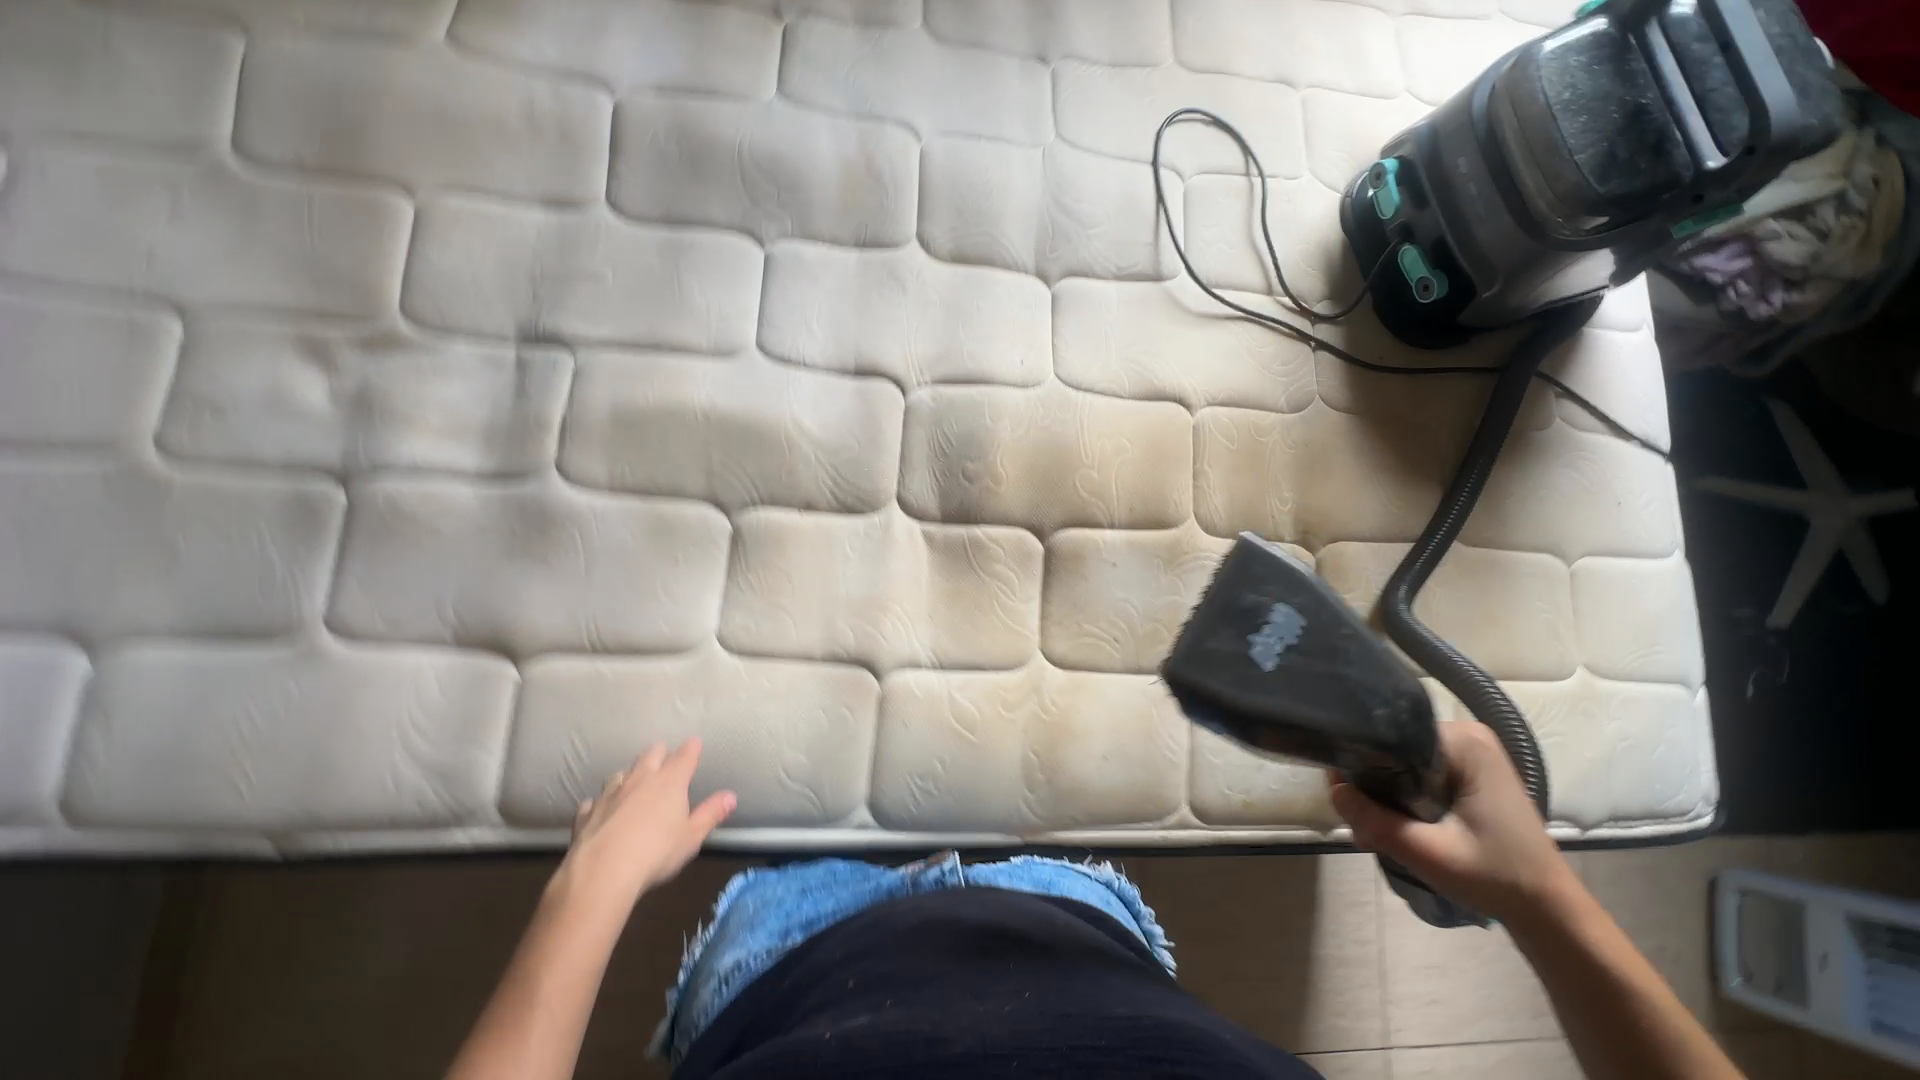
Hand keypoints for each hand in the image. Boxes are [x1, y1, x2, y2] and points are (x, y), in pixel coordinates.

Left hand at [553, 740, 735, 913]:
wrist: (603, 872)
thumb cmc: (657, 853)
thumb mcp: (692, 836)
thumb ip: (711, 814)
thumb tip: (730, 796)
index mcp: (670, 783)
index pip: (684, 757)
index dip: (691, 749)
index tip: (695, 743)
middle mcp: (640, 780)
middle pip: (650, 755)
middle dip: (659, 752)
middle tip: (663, 753)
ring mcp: (610, 795)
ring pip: (620, 774)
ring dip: (629, 775)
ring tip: (632, 779)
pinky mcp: (587, 814)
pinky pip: (594, 801)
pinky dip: (600, 802)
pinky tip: (599, 807)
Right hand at [1330, 721, 1576, 924]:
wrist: (1548, 909)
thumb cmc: (1496, 877)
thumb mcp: (1427, 852)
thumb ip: (1375, 820)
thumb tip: (1332, 791)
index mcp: (1463, 742)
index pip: (1389, 738)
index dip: (1361, 769)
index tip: (1349, 804)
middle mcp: (1467, 737)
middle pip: (1393, 752)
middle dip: (1372, 790)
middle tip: (1364, 831)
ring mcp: (1471, 755)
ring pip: (1402, 766)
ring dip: (1386, 800)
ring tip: (1377, 837)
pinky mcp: (1471, 774)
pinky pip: (1418, 776)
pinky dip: (1404, 802)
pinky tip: (1397, 832)